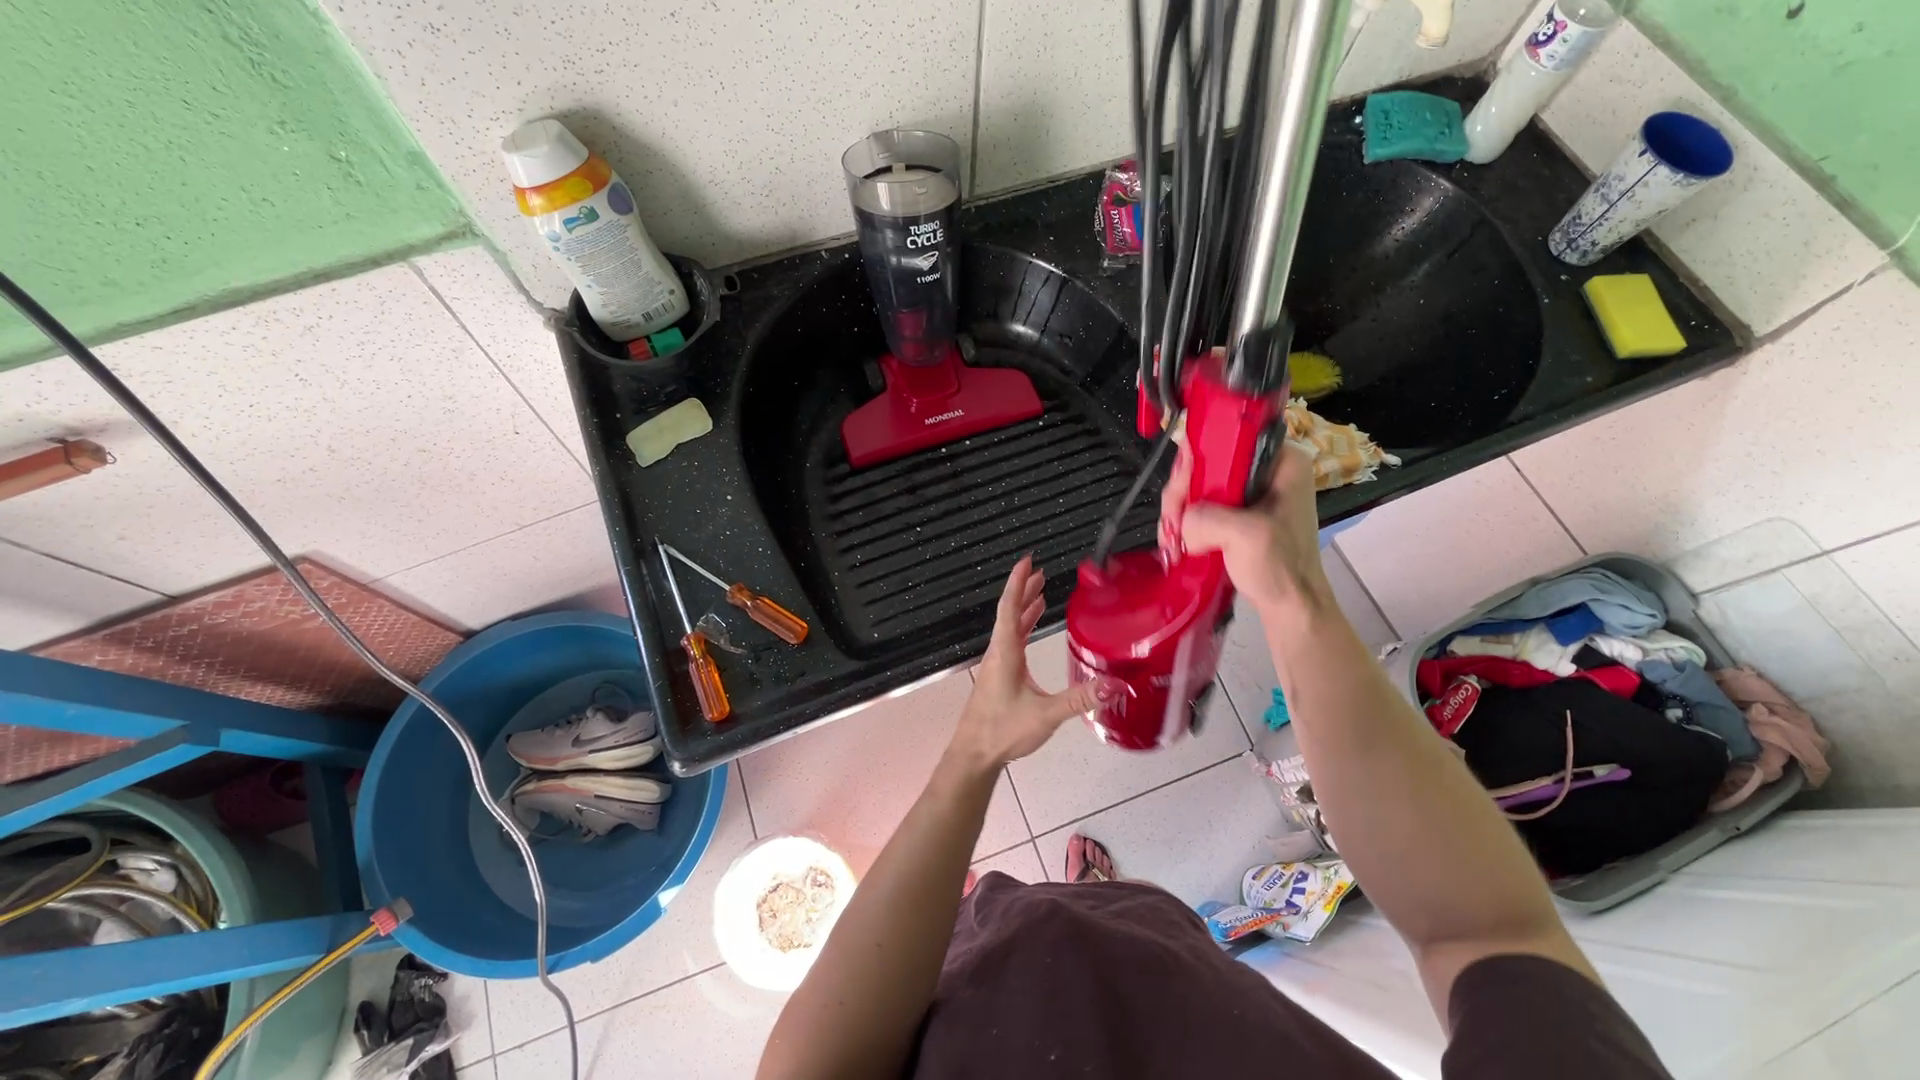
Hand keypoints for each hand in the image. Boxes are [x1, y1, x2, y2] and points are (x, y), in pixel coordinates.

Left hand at [949, 557, 1110, 771]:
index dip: (1018, 583)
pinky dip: (1022, 630)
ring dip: (1023, 609)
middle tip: (1038, 571)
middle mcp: (999, 654)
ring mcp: (997, 666)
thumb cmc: (1003, 731)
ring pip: (1009, 628)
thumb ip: (1080, 699)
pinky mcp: (999, 679)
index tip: (1027, 561)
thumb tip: (1114, 685)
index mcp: (1006, 653)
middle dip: (1024, 590)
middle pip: (1009, 613)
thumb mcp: (1046, 714)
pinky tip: (1029, 634)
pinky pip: (1010, 644)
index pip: (1010, 609)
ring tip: (1039, 592)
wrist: (974, 756)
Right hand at [1179, 440, 1334, 627]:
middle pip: (1207, 464)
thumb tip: (1182, 523)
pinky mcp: (1240, 516)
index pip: (1226, 439)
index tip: (1181, 493)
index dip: (1195, 462)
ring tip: (1172, 543)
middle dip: (1183, 494)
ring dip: (1180, 514)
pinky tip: (1177, 544)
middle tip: (1171, 524)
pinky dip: (1187, 525)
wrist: (1292, 608)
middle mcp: (1267, 470)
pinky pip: (1203, 508)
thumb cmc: (1281, 568)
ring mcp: (1253, 494)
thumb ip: (1205, 517)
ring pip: (1200, 488)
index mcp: (1282, 461)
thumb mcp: (1244, 536)